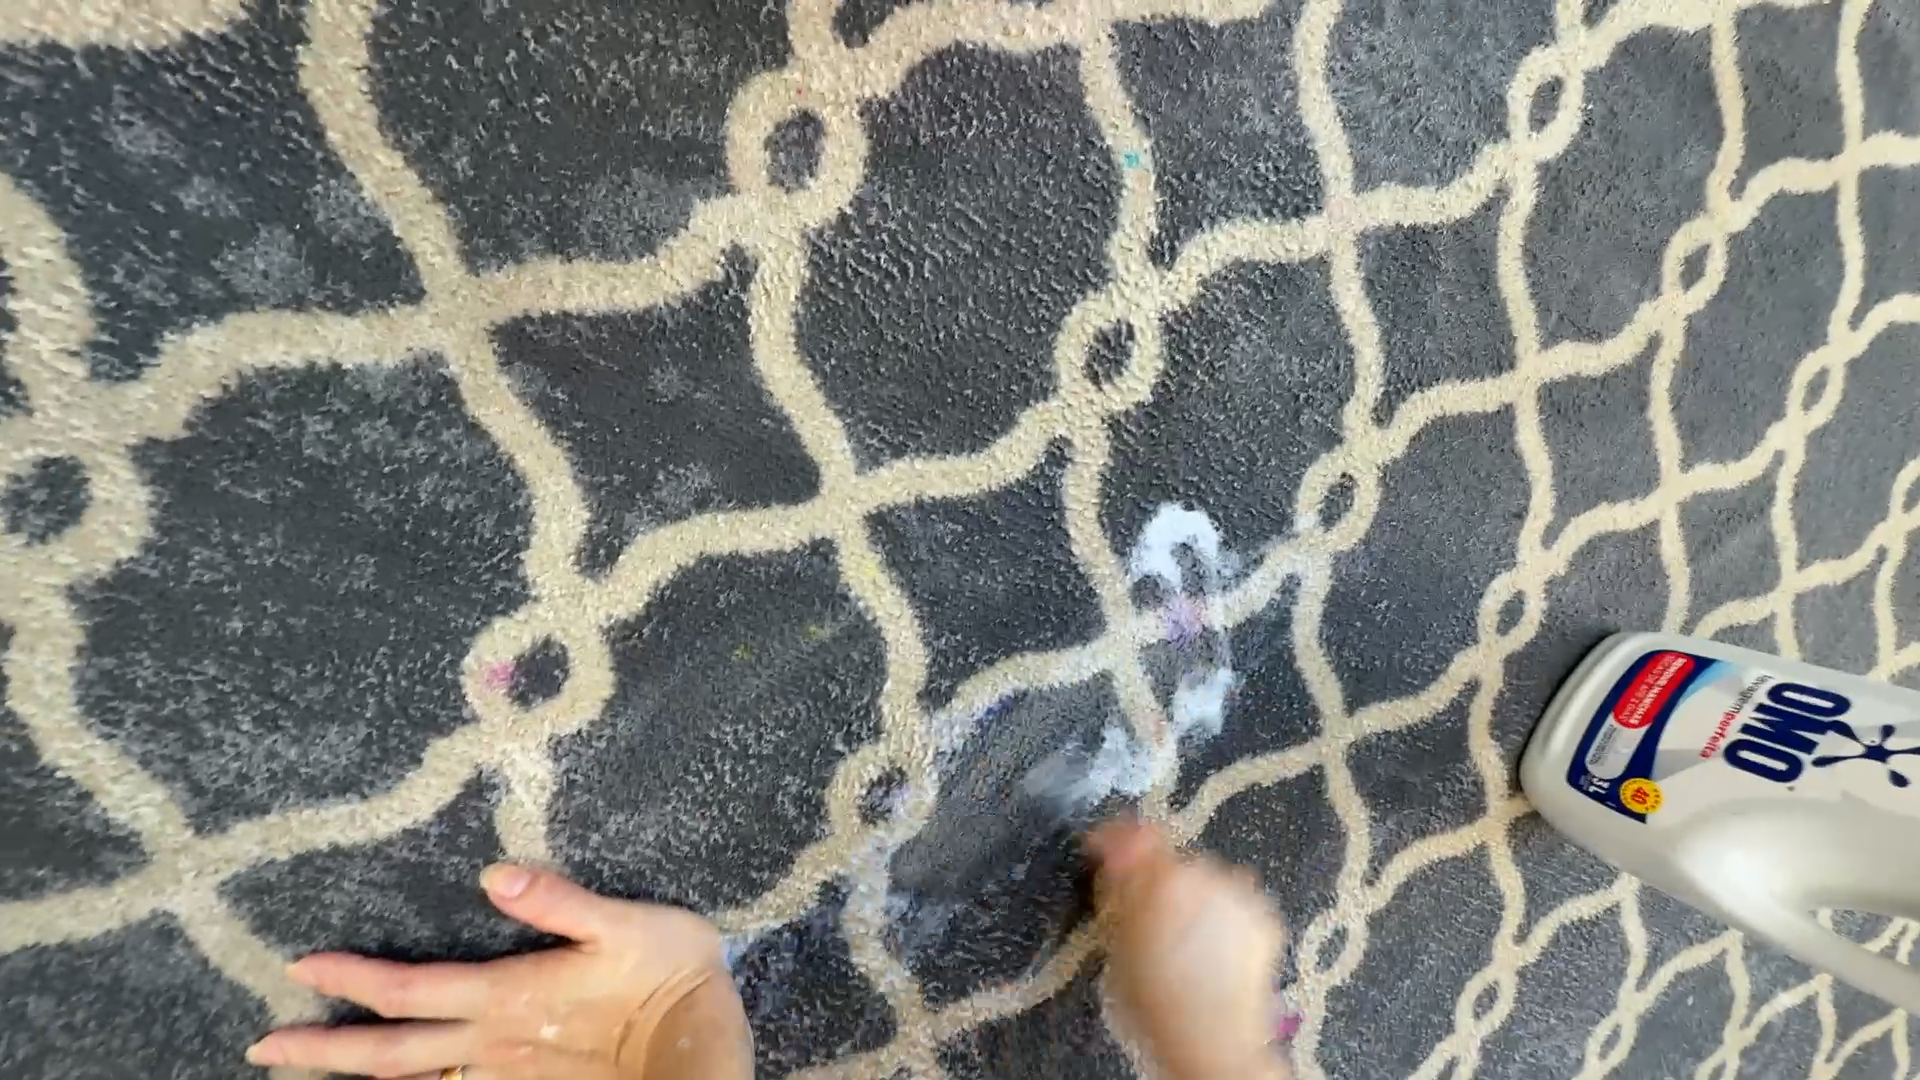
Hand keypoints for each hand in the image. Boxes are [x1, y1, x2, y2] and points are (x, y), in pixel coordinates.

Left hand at [244, 865, 751, 1079]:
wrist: (693, 1043)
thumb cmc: (662, 970)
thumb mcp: (621, 921)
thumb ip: (558, 901)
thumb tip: (493, 874)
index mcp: (510, 994)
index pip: (412, 989)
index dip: (353, 979)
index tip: (299, 967)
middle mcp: (492, 1042)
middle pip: (391, 1053)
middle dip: (324, 1048)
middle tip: (264, 1045)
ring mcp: (508, 1074)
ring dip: (360, 1073)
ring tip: (323, 1066)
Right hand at [1089, 819, 1291, 1079]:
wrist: (1212, 1042)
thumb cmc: (1152, 998)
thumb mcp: (1116, 938)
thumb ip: (1116, 885)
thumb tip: (1112, 851)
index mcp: (1159, 874)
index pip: (1135, 831)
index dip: (1118, 838)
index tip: (1107, 850)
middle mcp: (1202, 871)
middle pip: (1173, 861)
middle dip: (1161, 880)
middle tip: (1152, 918)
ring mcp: (1238, 892)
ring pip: (1207, 880)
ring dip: (1196, 899)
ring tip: (1188, 942)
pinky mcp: (1264, 915)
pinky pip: (1236, 902)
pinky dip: (1224, 917)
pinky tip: (1215, 949)